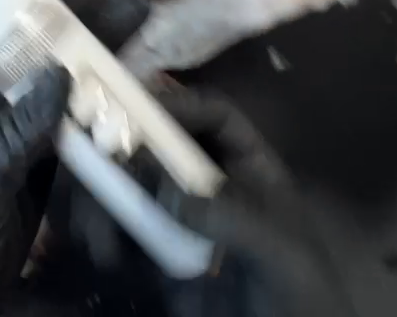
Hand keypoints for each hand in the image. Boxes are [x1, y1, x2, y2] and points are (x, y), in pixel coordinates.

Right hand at [55, 84, 359, 316]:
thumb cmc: (300, 291)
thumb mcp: (276, 247)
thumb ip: (225, 213)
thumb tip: (160, 184)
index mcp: (250, 165)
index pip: (215, 116)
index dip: (181, 105)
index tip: (141, 109)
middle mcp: (212, 179)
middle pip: (166, 140)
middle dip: (130, 142)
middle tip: (98, 152)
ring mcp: (185, 214)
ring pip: (138, 181)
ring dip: (109, 192)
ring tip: (96, 224)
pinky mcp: (164, 252)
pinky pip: (128, 228)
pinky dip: (108, 231)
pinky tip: (105, 250)